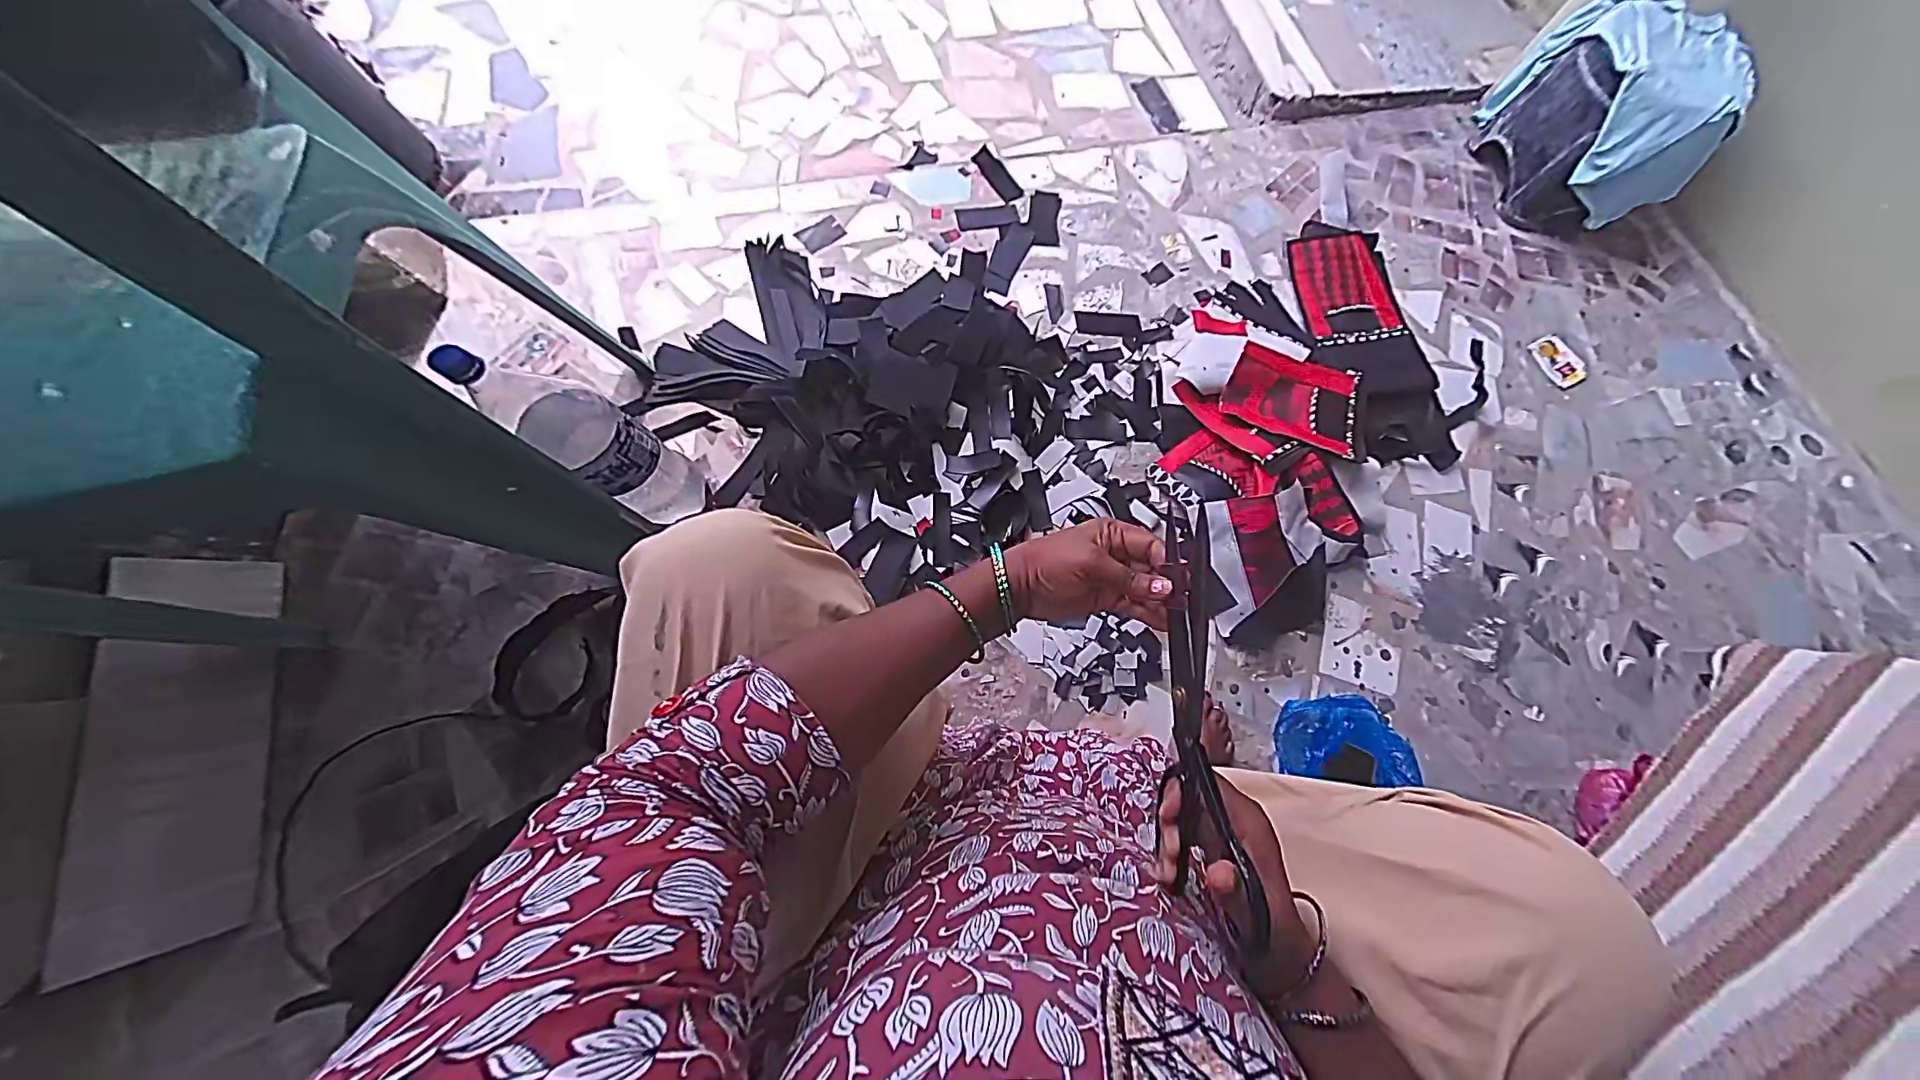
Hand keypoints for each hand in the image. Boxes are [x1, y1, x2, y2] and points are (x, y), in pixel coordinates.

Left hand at [1002, 519, 1171, 629]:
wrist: (1020, 586)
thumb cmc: (1044, 561)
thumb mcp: (1090, 563)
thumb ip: (1126, 576)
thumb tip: (1158, 585)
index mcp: (1112, 533)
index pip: (1151, 545)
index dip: (1166, 562)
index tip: (1178, 578)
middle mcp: (1115, 554)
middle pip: (1152, 569)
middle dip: (1167, 584)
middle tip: (1180, 599)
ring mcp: (1111, 577)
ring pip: (1146, 589)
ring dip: (1161, 601)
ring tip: (1175, 613)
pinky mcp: (1106, 597)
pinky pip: (1134, 604)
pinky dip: (1148, 613)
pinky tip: (1162, 619)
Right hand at [1152, 731, 1315, 1000]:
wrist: (1282, 960)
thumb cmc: (1278, 936)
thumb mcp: (1258, 919)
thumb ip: (1237, 894)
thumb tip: (1218, 872)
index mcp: (1249, 822)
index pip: (1210, 782)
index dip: (1182, 789)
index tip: (1167, 816)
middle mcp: (1233, 821)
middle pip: (1188, 797)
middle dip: (1170, 823)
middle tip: (1170, 855)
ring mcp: (1219, 835)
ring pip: (1180, 818)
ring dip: (1166, 843)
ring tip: (1169, 874)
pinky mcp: (1208, 851)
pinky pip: (1179, 838)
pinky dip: (1168, 855)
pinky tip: (1168, 878)